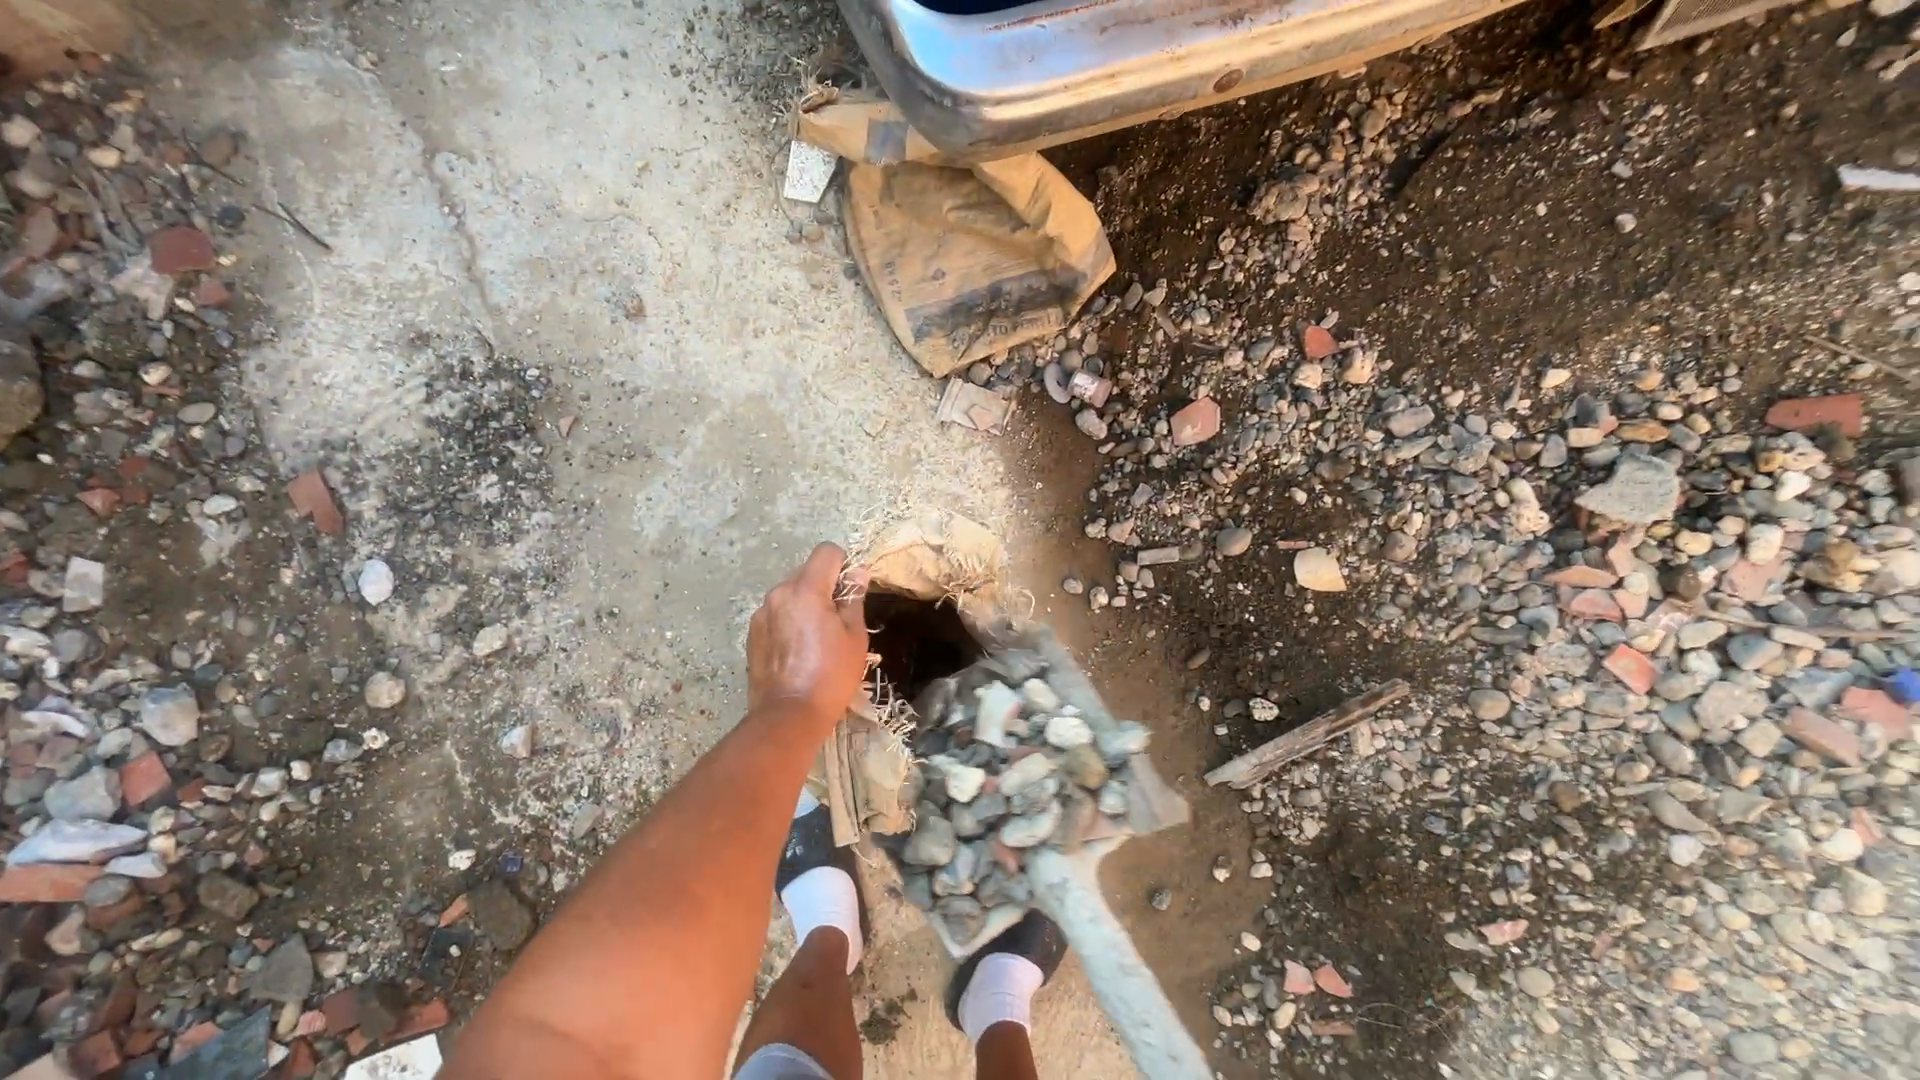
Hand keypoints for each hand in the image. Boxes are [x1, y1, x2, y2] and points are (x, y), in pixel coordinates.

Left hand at [747, 543, 870, 731]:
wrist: (789, 715)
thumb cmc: (831, 676)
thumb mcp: (855, 637)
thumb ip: (854, 599)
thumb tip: (858, 572)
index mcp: (806, 590)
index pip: (826, 552)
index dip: (843, 565)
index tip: (850, 592)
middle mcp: (779, 593)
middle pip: (806, 571)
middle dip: (823, 586)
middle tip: (837, 620)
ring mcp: (761, 613)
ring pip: (789, 593)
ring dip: (804, 604)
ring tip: (816, 639)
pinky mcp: (752, 633)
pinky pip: (776, 613)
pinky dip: (789, 621)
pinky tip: (797, 650)